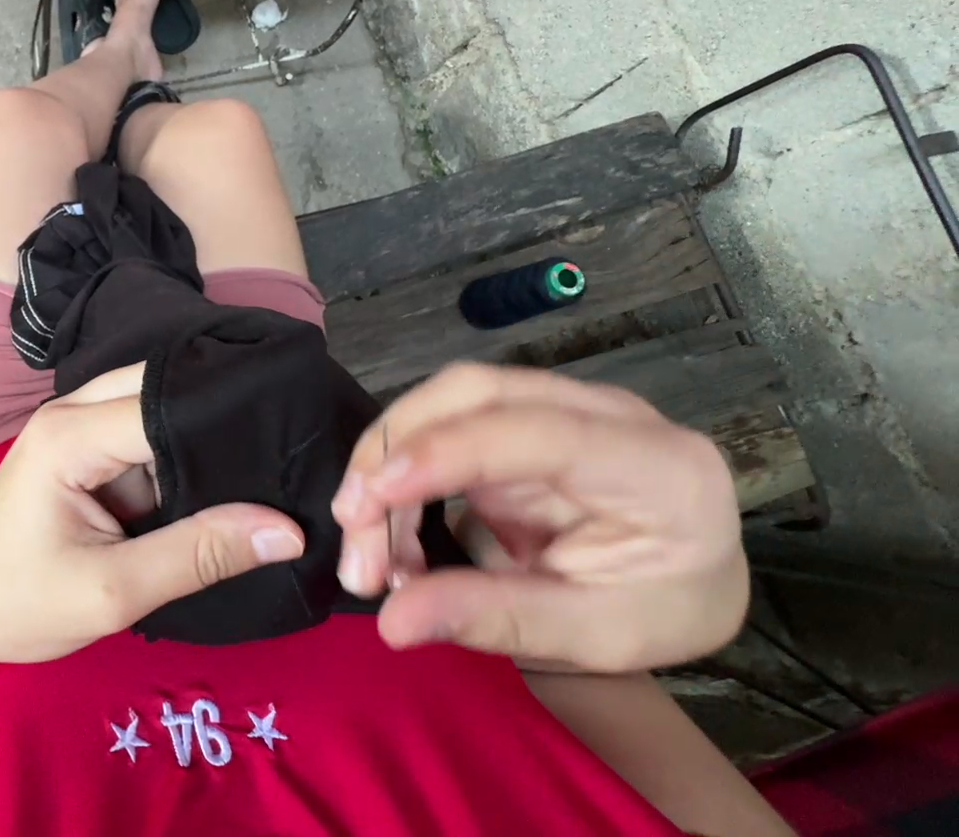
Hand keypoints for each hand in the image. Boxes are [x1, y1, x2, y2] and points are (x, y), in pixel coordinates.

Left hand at [0, 364, 305, 666]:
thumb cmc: (21, 604)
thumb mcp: (114, 590)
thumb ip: (198, 555)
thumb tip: (286, 529)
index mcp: (69, 435)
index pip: (165, 402)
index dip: (228, 416)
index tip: (293, 434)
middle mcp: (70, 413)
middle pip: (161, 389)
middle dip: (218, 417)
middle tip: (287, 448)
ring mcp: (74, 429)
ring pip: (156, 411)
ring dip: (200, 439)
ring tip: (266, 467)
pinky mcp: (83, 452)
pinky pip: (144, 439)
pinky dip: (178, 460)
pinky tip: (220, 486)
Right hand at [331, 363, 747, 672]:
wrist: (676, 576)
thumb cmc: (655, 607)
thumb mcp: (591, 634)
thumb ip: (494, 618)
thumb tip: (391, 621)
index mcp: (657, 468)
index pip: (538, 435)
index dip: (446, 454)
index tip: (372, 497)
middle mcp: (605, 414)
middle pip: (474, 393)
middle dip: (393, 447)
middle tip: (351, 520)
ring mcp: (553, 403)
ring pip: (442, 399)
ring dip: (383, 459)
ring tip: (361, 539)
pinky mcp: (510, 413)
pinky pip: (435, 422)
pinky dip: (396, 468)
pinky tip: (385, 524)